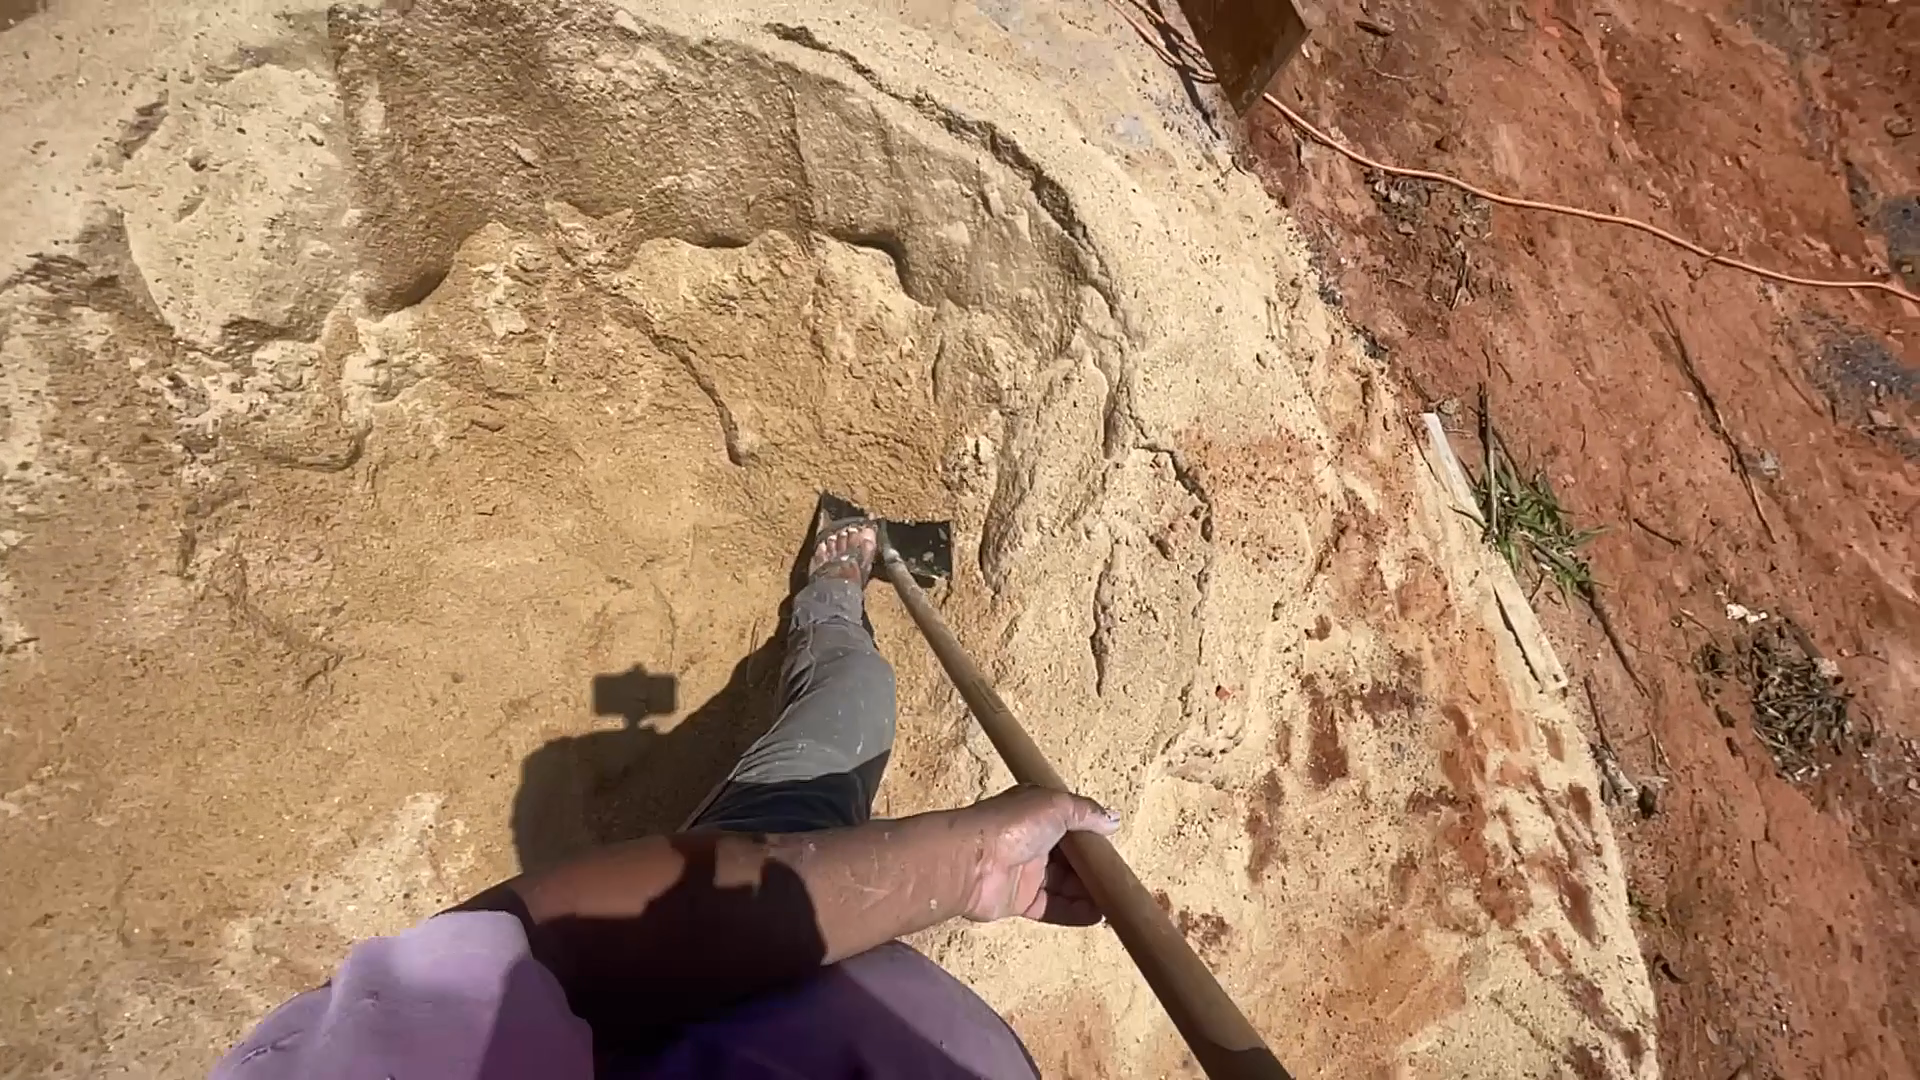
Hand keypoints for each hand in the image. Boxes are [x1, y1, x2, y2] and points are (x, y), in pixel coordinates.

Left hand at [956, 786, 1120, 924]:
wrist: (972, 860)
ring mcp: (1026, 871)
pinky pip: (1053, 907)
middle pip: (1069, 858)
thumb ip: (1086, 813)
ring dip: (1088, 893)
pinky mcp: (1020, 900)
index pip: (1071, 824)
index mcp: (1037, 812)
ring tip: (1114, 903)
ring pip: (1064, 884)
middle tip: (1118, 881)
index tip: (1113, 850)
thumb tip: (1113, 820)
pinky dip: (1074, 912)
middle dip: (1092, 869)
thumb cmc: (1014, 824)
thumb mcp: (1056, 806)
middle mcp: (1032, 840)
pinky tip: (1096, 916)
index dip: (1091, 837)